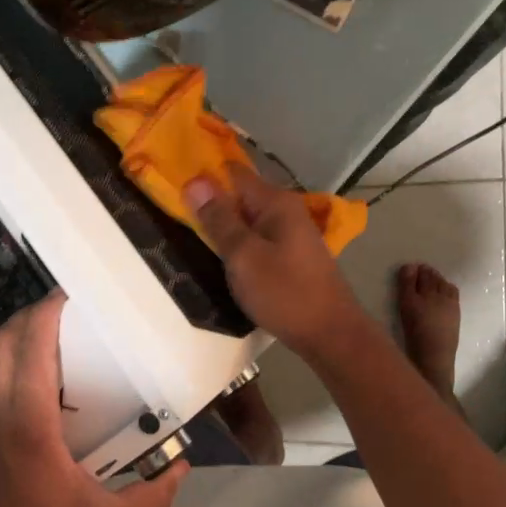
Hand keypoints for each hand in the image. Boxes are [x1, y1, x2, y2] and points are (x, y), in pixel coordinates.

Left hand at [0, 291, 186, 506]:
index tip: (71, 297)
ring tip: (38, 331)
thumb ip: (149, 499)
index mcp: (30, 422)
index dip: (47, 313)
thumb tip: (182, 469)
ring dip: (7, 332)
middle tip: (65, 313)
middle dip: (33, 316)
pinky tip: (3, 358)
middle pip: (5, 339)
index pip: (30, 347)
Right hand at [185, 166, 371, 356]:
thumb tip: (195, 181)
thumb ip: (219, 219)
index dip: (205, 174)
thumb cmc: (284, 293)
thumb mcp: (243, 256)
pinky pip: (259, 239)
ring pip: (250, 220)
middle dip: (213, 201)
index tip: (175, 182)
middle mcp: (287, 210)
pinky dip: (241, 243)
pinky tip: (224, 258)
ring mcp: (293, 234)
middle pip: (242, 196)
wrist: (330, 334)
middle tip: (175, 212)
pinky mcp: (293, 257)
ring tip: (192, 234)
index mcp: (276, 202)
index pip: (235, 172)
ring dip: (225, 225)